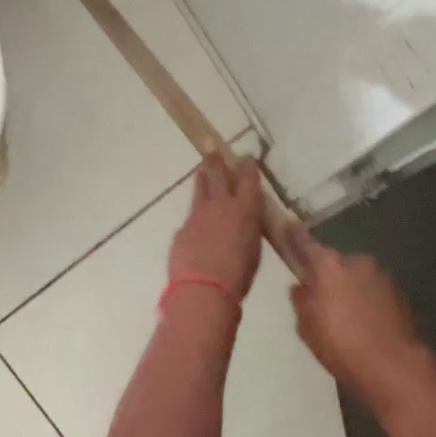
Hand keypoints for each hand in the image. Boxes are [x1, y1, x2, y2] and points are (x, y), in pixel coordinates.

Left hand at [168, 153, 264, 300]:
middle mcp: (221, 206)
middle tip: (211, 146)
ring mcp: (198, 216)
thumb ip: (248, 232)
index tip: (246, 157)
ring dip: (202, 179)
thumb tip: (243, 225)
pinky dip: (195, 219)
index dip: (247, 166)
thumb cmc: (237, 277)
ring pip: (200, 190)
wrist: (203, 290)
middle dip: (216, 160)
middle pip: (218, 174)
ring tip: (201, 171)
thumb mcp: (253, 252)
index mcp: (245, 210)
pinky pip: (190, 219)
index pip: (248, 179)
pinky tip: (195, 226)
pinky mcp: (182, 231)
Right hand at [288, 228, 426, 398]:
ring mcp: (383, 276)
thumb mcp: (308, 329)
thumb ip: (302, 302)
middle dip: (327, 277)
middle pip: (335, 264)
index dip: (294, 236)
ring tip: (342, 322)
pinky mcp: (400, 294)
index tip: (287, 225)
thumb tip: (300, 287)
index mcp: (330, 266)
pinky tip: (363, 327)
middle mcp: (358, 262)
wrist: (394, 366)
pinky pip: (374, 294)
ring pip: (357, 279)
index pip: (306, 244)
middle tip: (319, 304)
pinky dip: (367, 304)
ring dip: (348, 292)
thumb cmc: (342, 347)